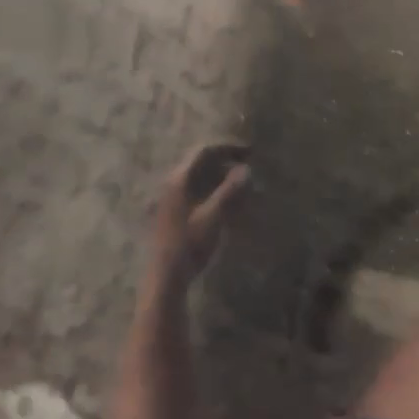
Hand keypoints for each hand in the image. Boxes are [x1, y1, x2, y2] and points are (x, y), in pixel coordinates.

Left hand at [151, 142, 249, 281]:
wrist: (168, 270)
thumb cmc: (190, 244)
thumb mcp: (213, 218)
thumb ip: (229, 193)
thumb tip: (247, 170)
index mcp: (179, 180)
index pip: (203, 153)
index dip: (227, 149)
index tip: (250, 151)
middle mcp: (174, 183)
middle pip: (201, 163)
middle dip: (226, 161)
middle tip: (250, 165)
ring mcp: (175, 197)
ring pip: (200, 177)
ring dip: (222, 176)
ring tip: (245, 182)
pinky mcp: (179, 211)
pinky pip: (200, 191)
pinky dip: (217, 189)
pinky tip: (230, 201)